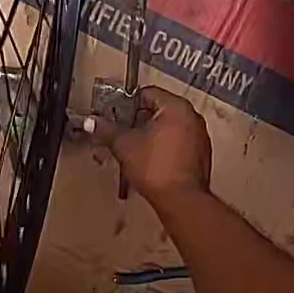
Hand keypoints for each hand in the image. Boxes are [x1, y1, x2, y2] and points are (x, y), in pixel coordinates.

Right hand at [89, 86, 211, 203]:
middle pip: (159, 109)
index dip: (128, 103)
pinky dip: (164, 145)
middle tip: (122, 130)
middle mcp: (192, 118)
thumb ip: (106, 129)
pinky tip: (150, 158)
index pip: (148, 93)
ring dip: (151, 133)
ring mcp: (200, 136)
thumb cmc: (156, 168)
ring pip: (169, 126)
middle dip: (138, 119)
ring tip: (134, 146)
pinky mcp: (201, 154)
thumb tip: (91, 122)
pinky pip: (179, 141)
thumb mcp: (123, 144)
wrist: (179, 199)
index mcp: (176, 107)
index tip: (116, 113)